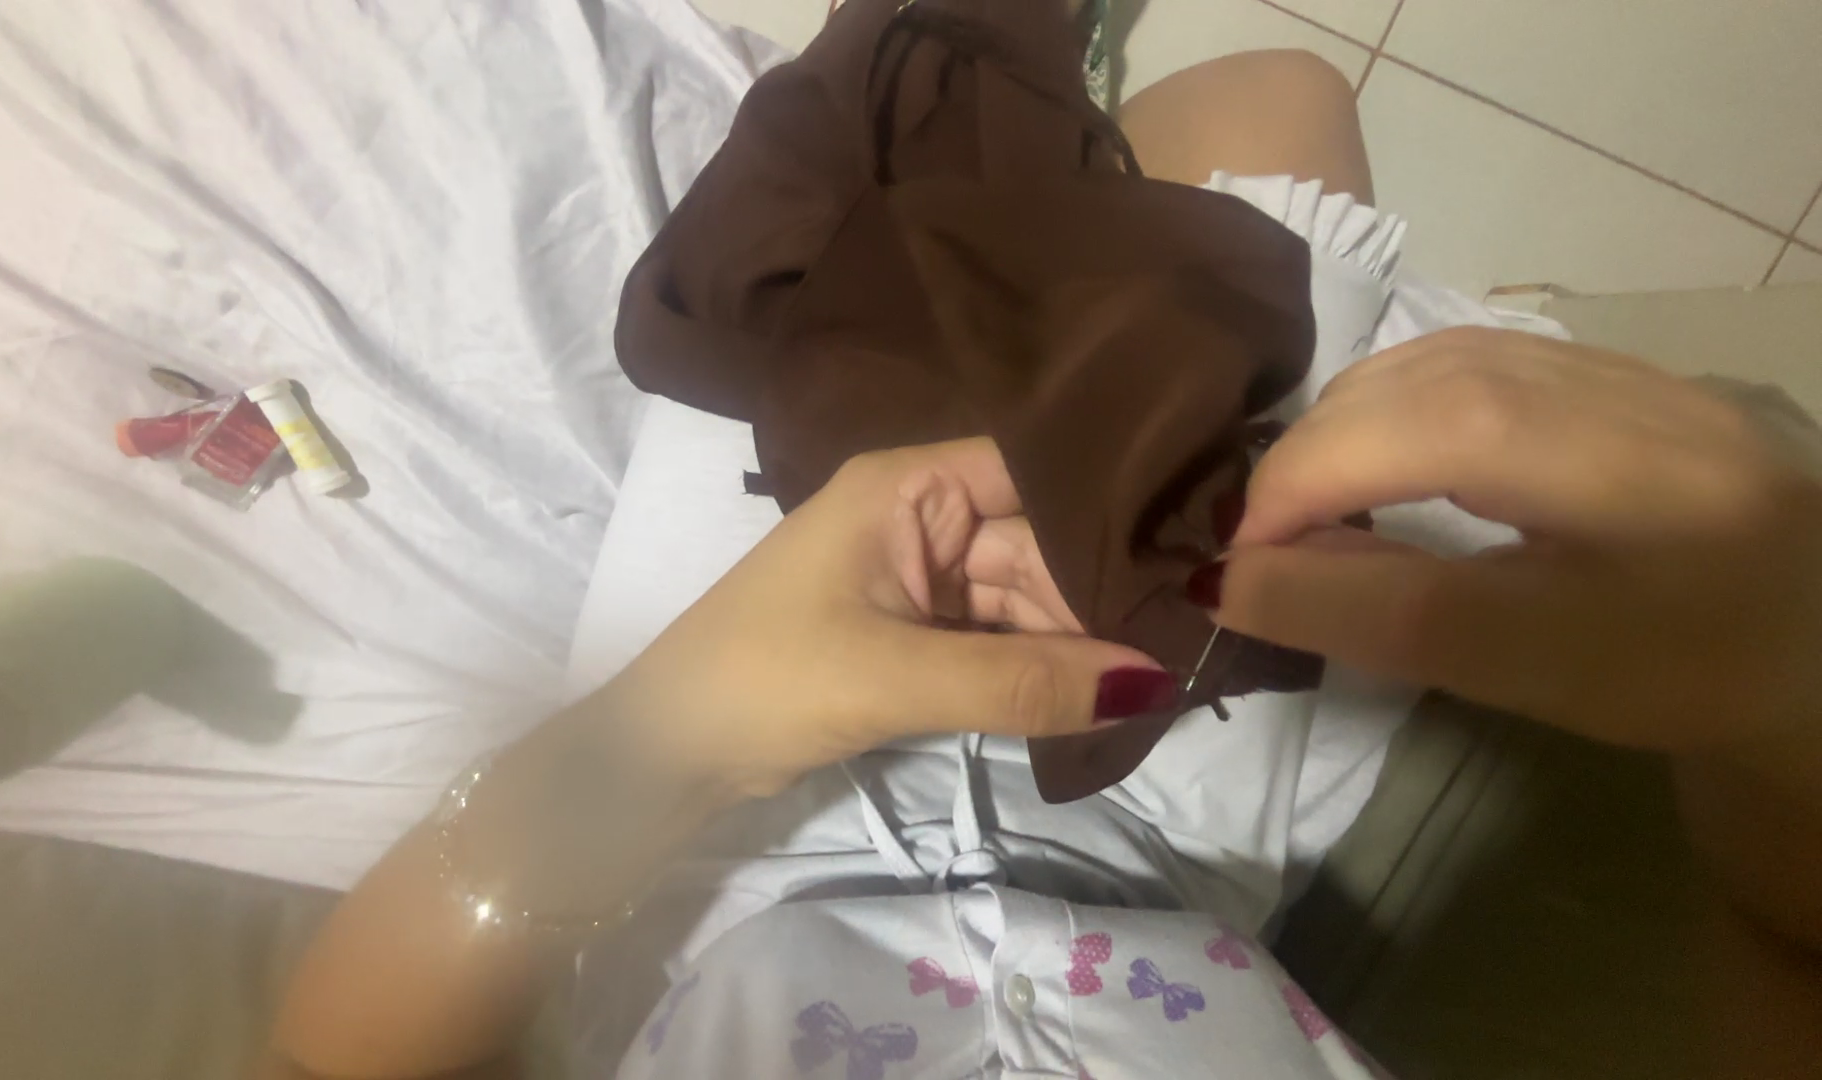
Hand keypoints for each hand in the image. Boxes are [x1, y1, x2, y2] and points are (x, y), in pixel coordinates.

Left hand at [597, 438, 1173, 799]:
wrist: (672, 747)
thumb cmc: (764, 680)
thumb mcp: (894, 676)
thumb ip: (1021, 680)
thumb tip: (1153, 683)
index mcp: (903, 486)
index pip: (1029, 470)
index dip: (1107, 504)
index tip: (1191, 543)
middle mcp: (917, 516)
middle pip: (1033, 541)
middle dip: (1097, 593)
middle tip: (1191, 633)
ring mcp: (917, 576)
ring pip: (1019, 596)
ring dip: (1074, 638)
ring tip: (1160, 671)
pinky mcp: (914, 630)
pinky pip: (995, 636)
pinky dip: (1036, 665)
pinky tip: (1096, 692)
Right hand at [1212, 327, 1821, 756]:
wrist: (1801, 637)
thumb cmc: (1659, 669)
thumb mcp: (1506, 663)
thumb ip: (1358, 615)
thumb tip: (1218, 582)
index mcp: (1630, 468)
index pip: (1432, 436)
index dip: (1300, 486)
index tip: (1235, 562)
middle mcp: (1617, 390)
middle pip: (1413, 386)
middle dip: (1301, 462)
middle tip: (1262, 543)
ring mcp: (1603, 368)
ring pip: (1418, 362)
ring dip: (1330, 433)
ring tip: (1308, 507)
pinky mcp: (1587, 370)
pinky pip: (1443, 360)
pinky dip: (1369, 410)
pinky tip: (1368, 458)